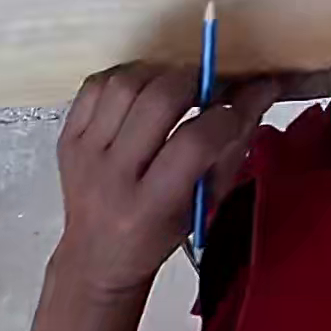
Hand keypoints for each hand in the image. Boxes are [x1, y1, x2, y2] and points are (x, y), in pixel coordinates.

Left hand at [49, 63, 282, 301]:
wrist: (97, 256)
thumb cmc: (164, 230)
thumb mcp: (210, 197)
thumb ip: (237, 141)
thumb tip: (264, 86)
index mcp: (150, 205)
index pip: (195, 142)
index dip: (227, 113)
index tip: (245, 100)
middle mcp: (111, 177)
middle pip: (158, 101)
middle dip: (195, 81)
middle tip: (209, 86)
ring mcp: (83, 154)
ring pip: (127, 84)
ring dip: (161, 74)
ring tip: (177, 85)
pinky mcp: (66, 137)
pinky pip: (98, 84)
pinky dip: (128, 76)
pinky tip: (145, 88)